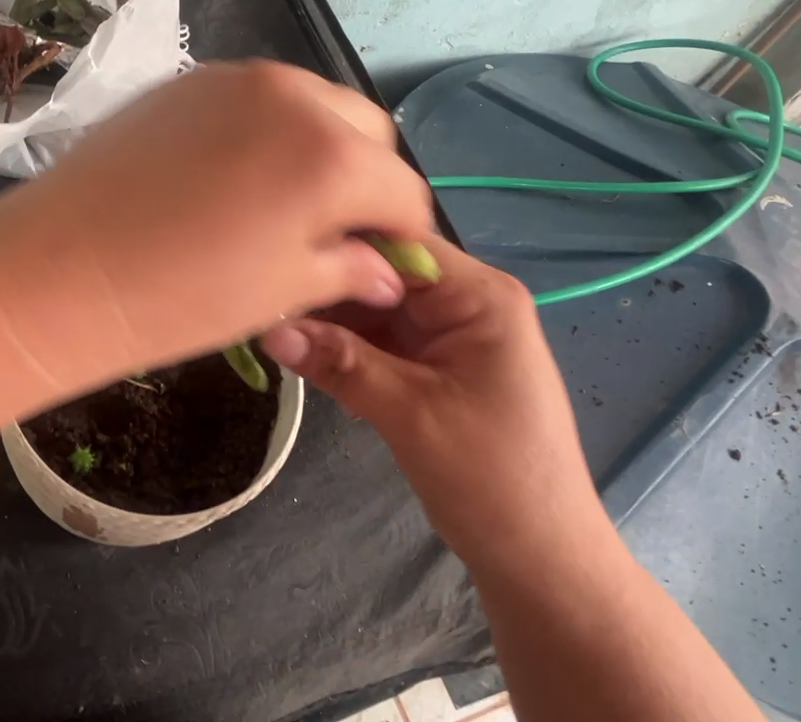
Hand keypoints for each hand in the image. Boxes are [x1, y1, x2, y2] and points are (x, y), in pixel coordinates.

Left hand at [0, 61, 432, 384]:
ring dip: (316, 147)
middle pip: (364, 133)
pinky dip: (267, 129)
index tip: (379, 262)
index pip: (402, 190)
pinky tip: (231, 175)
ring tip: (278, 202)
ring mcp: (235, 78)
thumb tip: (386, 267)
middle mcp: (293, 95)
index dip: (399, 233)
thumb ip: (347, 268)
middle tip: (326, 231)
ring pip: (311, 104)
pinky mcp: (188, 79)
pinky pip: (256, 98)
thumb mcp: (280, 292)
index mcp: (330, 154)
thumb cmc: (178, 295)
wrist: (59, 267)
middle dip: (362, 179)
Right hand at [258, 236, 609, 573]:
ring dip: (328, 322)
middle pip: (379, 274)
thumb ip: (340, 364)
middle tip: (261, 305)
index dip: (338, 244)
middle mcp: (464, 301)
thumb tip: (268, 330)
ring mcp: (447, 333)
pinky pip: (376, 338)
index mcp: (478, 295)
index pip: (397, 243)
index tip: (276, 260)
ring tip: (272, 331)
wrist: (539, 557)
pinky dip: (342, 348)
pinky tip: (304, 358)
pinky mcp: (431, 363)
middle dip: (325, 289)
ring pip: (371, 307)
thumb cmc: (491, 478)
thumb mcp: (409, 414)